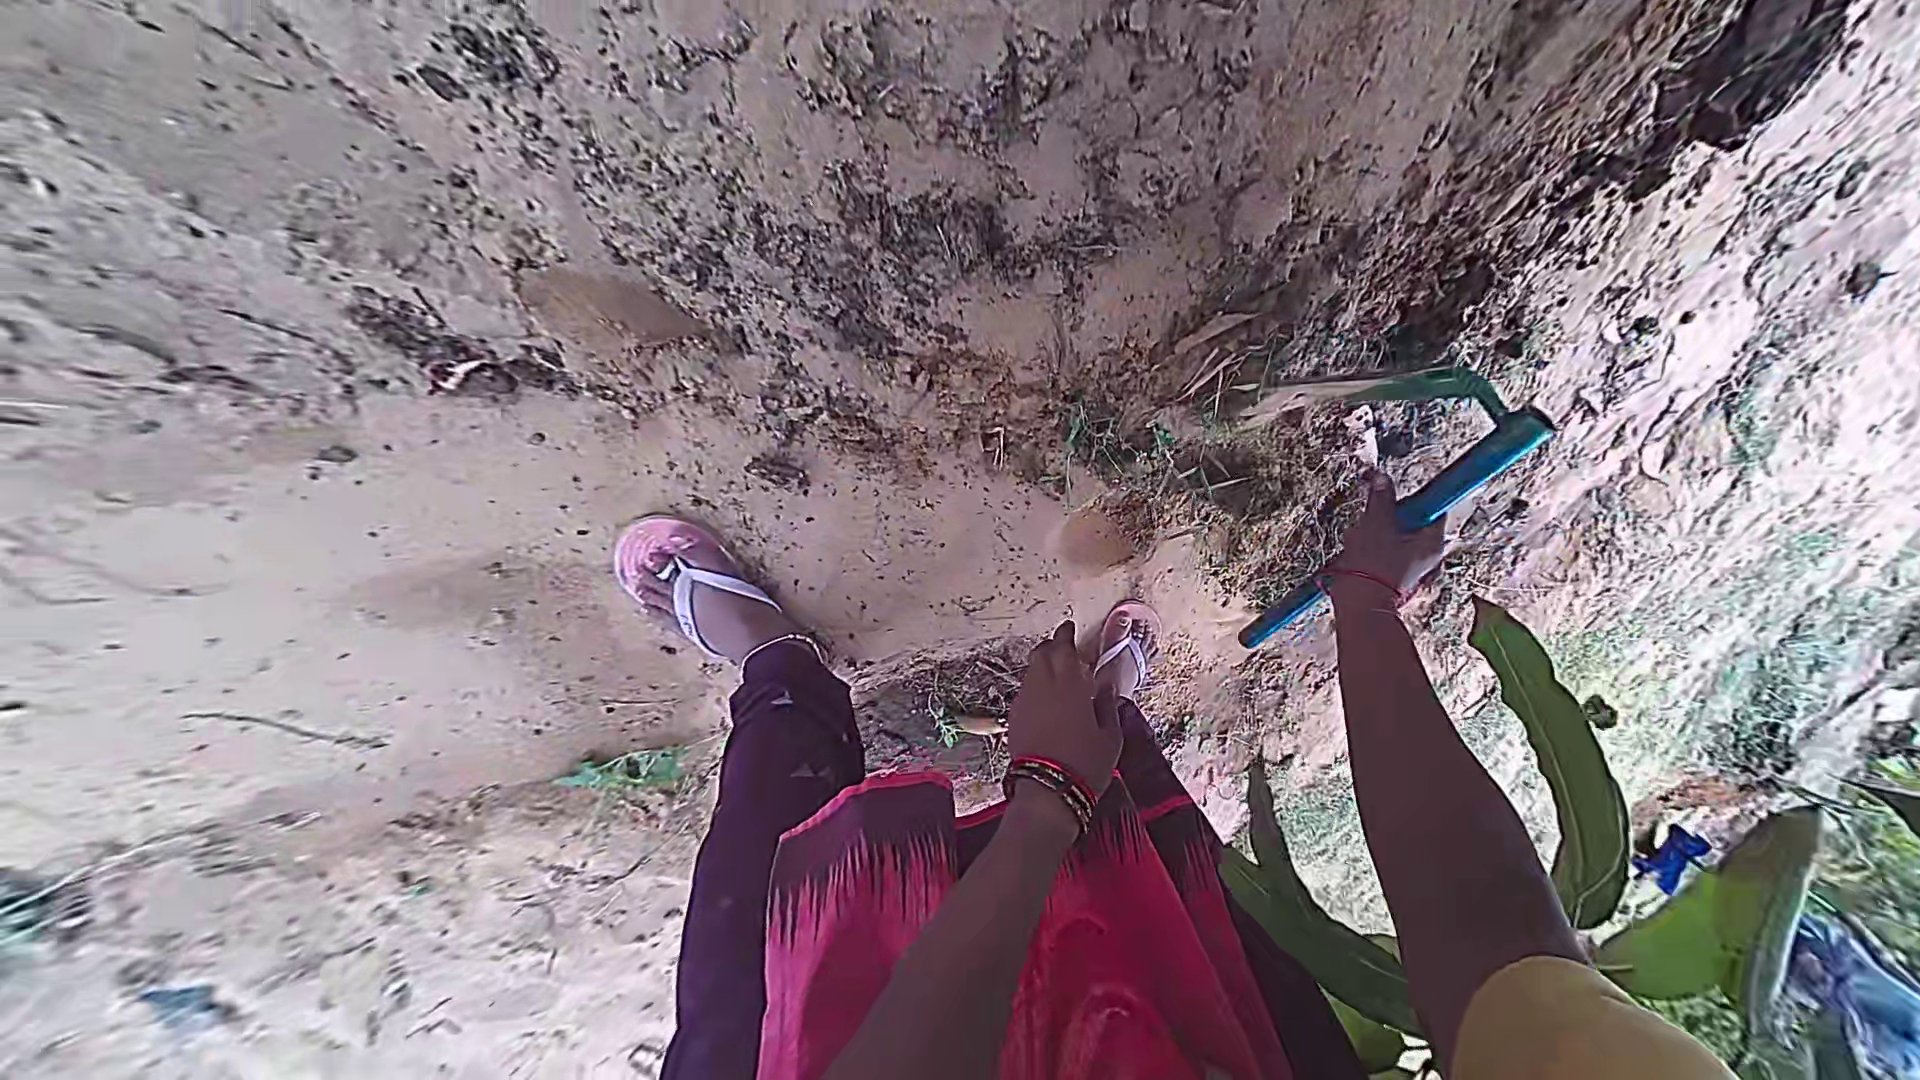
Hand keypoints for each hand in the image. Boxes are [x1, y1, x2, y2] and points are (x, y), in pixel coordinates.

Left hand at [1006, 621, 1122, 796]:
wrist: (1048, 790)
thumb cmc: (1086, 762)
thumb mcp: (1110, 735)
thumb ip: (1107, 703)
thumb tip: (1106, 683)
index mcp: (1068, 684)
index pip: (1062, 647)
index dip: (1064, 635)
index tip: (1068, 628)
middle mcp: (1041, 685)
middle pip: (1041, 654)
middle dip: (1051, 647)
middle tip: (1064, 650)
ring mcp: (1024, 700)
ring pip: (1031, 672)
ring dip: (1043, 667)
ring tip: (1058, 677)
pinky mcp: (1014, 716)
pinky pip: (1025, 691)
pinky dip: (1036, 686)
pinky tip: (1047, 701)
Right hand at [1329, 470, 1445, 596]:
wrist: (1360, 603)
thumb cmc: (1373, 565)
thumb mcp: (1376, 523)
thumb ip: (1381, 499)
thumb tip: (1381, 477)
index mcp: (1432, 541)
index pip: (1432, 509)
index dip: (1412, 499)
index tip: (1395, 496)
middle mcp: (1427, 556)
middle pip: (1411, 524)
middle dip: (1387, 518)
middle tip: (1371, 518)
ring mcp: (1410, 568)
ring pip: (1394, 539)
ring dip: (1376, 534)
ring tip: (1358, 539)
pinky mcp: (1392, 577)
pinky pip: (1384, 555)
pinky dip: (1370, 550)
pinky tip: (1355, 552)